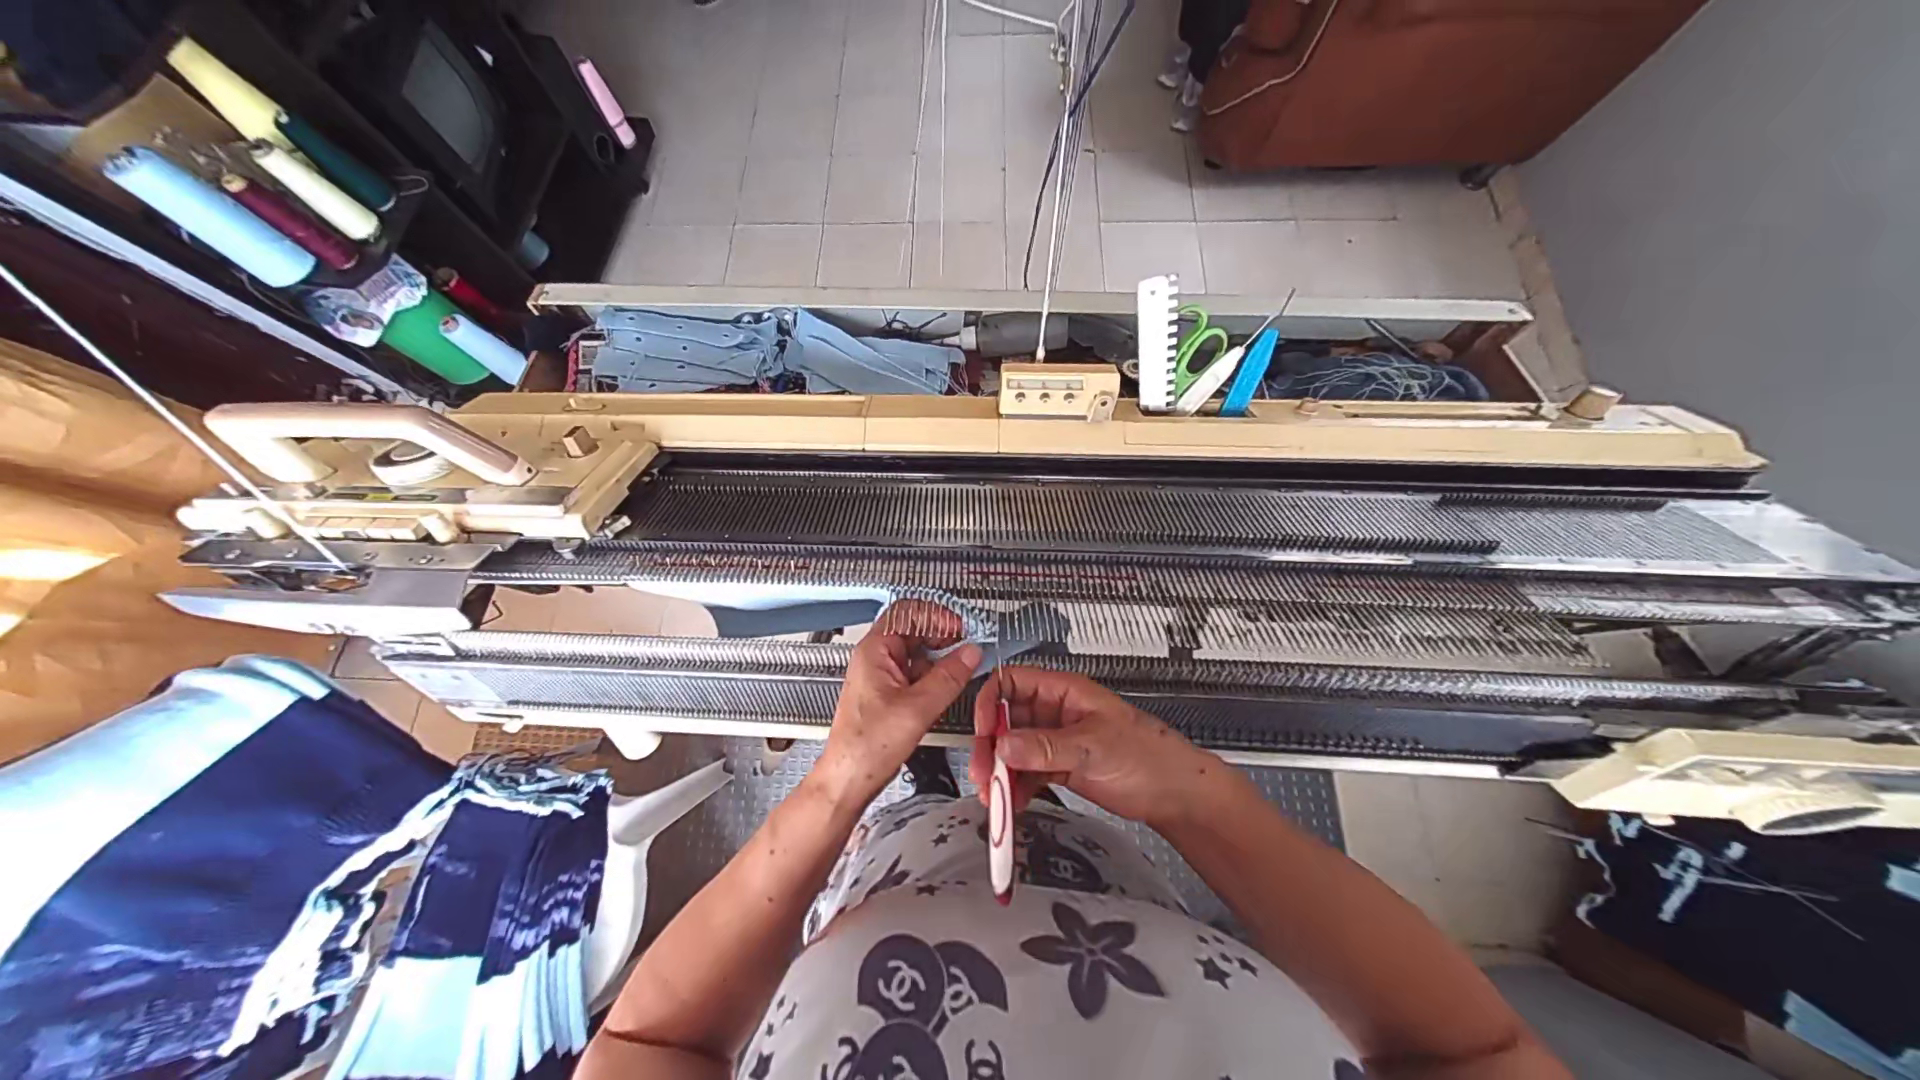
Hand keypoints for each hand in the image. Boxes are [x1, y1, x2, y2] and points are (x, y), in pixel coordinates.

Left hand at [814, 601, 981, 808]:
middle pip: (914, 630)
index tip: (960, 627)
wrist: (849, 779)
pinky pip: (916, 674)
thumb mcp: (918, 708)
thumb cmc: (866, 746)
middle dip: (942, 635)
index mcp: (874, 652)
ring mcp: (882, 677)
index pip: (908, 612)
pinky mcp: (889, 695)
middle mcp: (876, 659)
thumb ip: (948, 677)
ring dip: (940, 656)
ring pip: (917, 653)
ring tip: (961, 667)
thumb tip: (970, 653)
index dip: (936, 615)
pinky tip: (947, 687)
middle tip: (966, 645)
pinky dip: (934, 675)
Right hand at [969, 667, 1222, 827]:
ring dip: (999, 771)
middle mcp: (1054, 712)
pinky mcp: (1058, 765)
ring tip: (996, 797)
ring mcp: (1055, 740)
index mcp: (1063, 691)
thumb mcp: (1094, 746)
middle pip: (1005, 719)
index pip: (1011, 682)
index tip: (982, 731)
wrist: (1175, 794)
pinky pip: (1025, 772)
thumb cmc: (1148, 755)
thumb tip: (1003, 745)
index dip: (990, 702)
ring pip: (1012, 749)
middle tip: (984, 774)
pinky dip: (1016, 786)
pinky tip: (1014, 802)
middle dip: (990, 745)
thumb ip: (1046, 746)